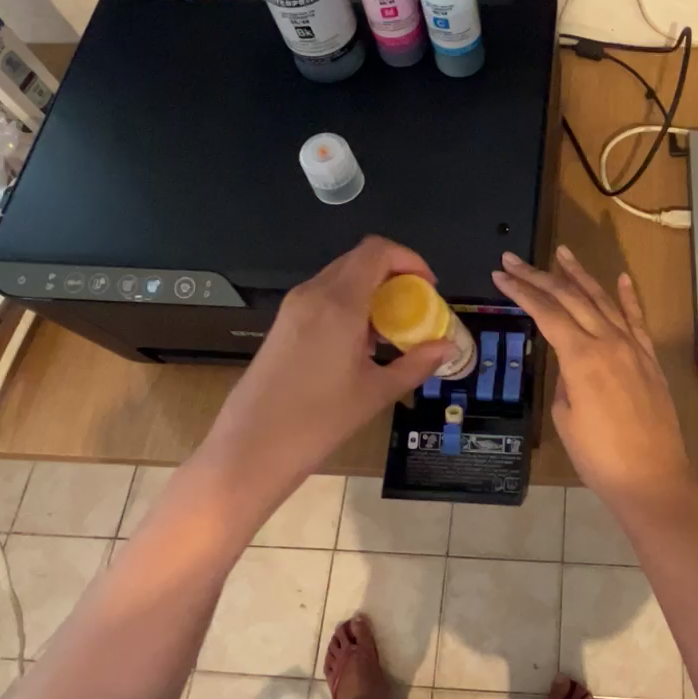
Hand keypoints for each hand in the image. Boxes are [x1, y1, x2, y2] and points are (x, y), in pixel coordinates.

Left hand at [203, 236, 452, 494]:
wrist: (251, 448)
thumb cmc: (318, 421)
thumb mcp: (376, 393)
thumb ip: (416, 364)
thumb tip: (447, 348)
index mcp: (339, 303)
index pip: (377, 251)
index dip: (409, 259)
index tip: (428, 288)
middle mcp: (313, 294)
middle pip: (359, 259)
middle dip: (394, 275)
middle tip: (416, 308)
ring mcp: (294, 308)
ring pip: (341, 278)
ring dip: (371, 291)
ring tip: (391, 330)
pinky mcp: (283, 324)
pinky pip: (324, 297)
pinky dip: (350, 305)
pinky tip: (360, 344)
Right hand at [492, 245, 693, 506]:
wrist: (652, 479)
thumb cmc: (599, 457)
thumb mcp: (565, 417)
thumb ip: (566, 379)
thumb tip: (571, 364)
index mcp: (581, 357)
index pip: (546, 312)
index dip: (521, 291)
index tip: (500, 274)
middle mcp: (609, 342)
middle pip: (571, 298)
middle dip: (540, 276)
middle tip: (515, 259)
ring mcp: (633, 348)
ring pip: (604, 300)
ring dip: (581, 275)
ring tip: (563, 253)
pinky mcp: (650, 359)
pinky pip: (637, 320)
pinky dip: (628, 297)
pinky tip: (621, 278)